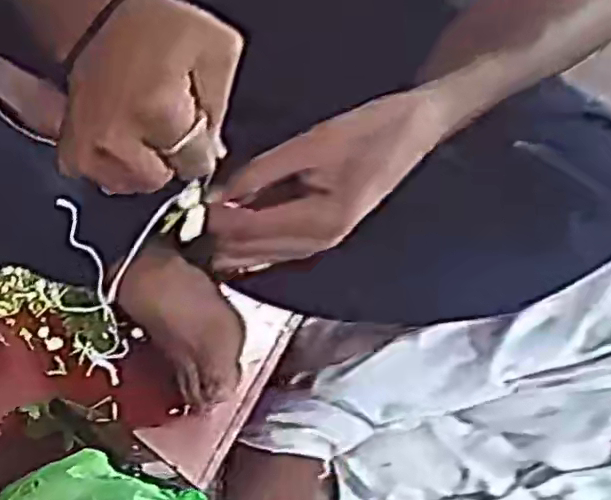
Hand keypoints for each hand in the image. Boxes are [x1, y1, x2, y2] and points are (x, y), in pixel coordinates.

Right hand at [58, 0, 240, 192]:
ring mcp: (88, 154)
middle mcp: (115, 140)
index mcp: (156, 111)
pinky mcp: (70, 160)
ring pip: (128, 185)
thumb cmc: (159, 31)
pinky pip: (101, 181)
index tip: (200, 142)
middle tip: (166, 128)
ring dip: (140, 166)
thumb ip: (219, 108)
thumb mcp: (215, 50)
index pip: (190, 162)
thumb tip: (209, 156)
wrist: (101, 26)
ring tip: (140, 131)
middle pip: (156, 180)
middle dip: (167, 159)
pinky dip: (113, 167)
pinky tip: (118, 139)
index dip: (200, 152)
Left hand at [206, 90, 451, 273]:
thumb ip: (259, 173)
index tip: (194, 204)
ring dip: (220, 242)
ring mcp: (310, 250)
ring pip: (242, 260)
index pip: (245, 232)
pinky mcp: (306, 246)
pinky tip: (229, 223)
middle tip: (192, 213)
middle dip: (211, 235)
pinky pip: (257, 255)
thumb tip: (214, 196)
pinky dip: (237, 243)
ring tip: (209, 217)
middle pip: (238, 253)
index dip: (213, 220)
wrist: (418, 127)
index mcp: (320, 221)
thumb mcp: (313, 142)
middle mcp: (314, 244)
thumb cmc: (373, 128)